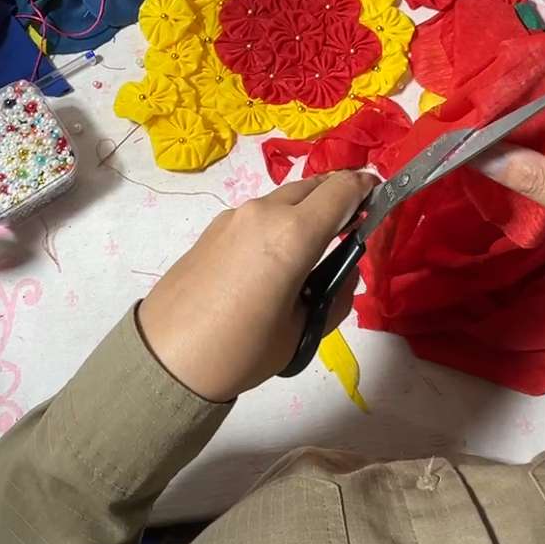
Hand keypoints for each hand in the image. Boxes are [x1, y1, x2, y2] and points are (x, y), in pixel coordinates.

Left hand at [138, 171, 376, 401]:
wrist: (165, 358)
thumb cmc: (240, 351)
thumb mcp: (302, 331)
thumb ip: (335, 293)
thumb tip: (343, 271)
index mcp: (291, 235)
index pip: (341, 190)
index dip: (366, 188)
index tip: (379, 195)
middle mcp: (263, 213)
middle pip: (313, 186)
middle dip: (338, 196)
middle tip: (353, 223)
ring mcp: (235, 216)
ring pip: (285, 198)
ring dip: (307, 209)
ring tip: (313, 248)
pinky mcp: (215, 227)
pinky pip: (260, 213)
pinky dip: (280, 221)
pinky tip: (276, 258)